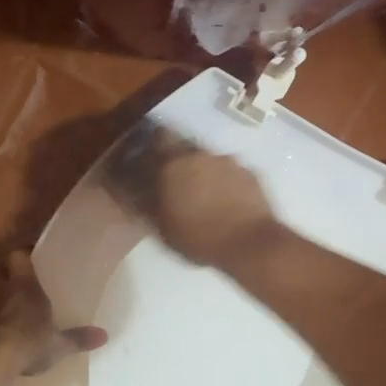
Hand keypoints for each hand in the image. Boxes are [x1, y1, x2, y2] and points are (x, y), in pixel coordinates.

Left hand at [0, 252, 106, 375]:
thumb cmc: (31, 343)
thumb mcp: (59, 344)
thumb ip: (79, 338)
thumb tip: (105, 336)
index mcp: (25, 286)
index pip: (18, 256)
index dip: (23, 255)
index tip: (31, 258)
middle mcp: (3, 291)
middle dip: (5, 273)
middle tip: (17, 281)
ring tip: (6, 304)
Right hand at [105, 124, 277, 266]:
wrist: (251, 244)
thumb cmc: (200, 239)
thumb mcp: (164, 229)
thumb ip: (147, 207)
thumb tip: (134, 195)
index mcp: (171, 166)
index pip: (153, 142)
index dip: (147, 150)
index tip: (143, 161)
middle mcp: (198, 154)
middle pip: (180, 145)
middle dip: (174, 159)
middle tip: (173, 179)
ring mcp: (227, 160)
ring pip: (206, 158)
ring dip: (201, 171)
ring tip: (203, 195)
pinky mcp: (249, 171)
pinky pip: (229, 171)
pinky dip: (223, 181)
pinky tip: (226, 200)